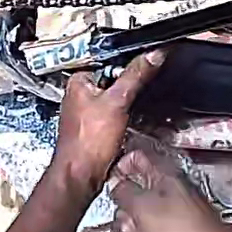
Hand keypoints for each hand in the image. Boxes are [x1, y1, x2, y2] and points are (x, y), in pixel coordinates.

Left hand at [51, 50, 163, 196]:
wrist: (80, 177)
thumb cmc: (90, 141)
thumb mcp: (118, 102)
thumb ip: (135, 76)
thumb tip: (153, 54)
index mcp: (78, 80)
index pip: (107, 60)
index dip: (129, 61)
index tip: (149, 60)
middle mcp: (79, 93)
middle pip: (112, 79)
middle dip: (131, 82)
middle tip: (151, 80)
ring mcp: (87, 111)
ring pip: (115, 97)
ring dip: (131, 99)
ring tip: (148, 97)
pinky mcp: (95, 127)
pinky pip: (115, 113)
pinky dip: (127, 114)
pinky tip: (138, 117)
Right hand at [111, 141, 231, 231]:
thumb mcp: (144, 209)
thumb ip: (124, 192)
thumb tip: (115, 184)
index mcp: (168, 179)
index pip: (140, 158)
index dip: (122, 166)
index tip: (109, 183)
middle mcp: (173, 200)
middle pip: (136, 200)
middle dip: (127, 217)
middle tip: (130, 228)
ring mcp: (177, 229)